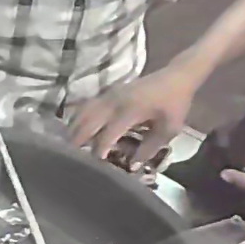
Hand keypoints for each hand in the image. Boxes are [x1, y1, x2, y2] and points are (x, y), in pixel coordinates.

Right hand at [69, 60, 205, 165]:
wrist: (176, 76)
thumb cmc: (174, 104)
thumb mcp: (169, 129)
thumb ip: (150, 148)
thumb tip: (132, 166)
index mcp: (129, 111)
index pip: (106, 135)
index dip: (97, 152)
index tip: (93, 167)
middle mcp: (114, 102)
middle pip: (87, 123)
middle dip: (77, 142)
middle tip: (70, 160)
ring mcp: (108, 95)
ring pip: (83, 113)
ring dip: (74, 130)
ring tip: (68, 147)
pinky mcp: (108, 93)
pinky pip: (86, 106)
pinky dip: (78, 119)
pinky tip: (75, 131)